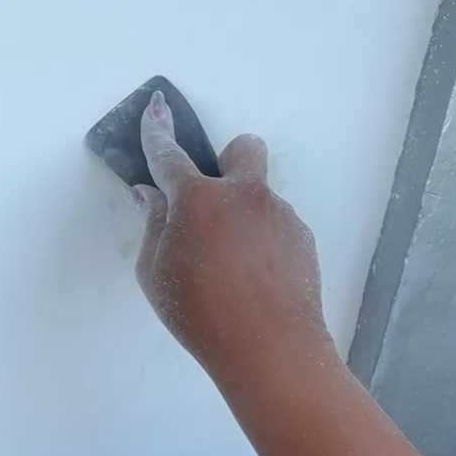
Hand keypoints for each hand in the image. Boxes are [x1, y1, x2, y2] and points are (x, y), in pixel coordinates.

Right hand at [132, 91, 333, 387]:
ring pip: (258, 196)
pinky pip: (275, 224)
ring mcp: (279, 213)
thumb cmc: (198, 313)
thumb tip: (153, 194)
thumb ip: (153, 225)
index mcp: (197, 199)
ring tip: (229, 267)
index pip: (168, 154)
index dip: (157, 130)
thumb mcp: (154, 273)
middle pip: (242, 148)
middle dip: (227, 159)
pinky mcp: (302, 236)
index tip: (156, 106)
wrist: (270, 348)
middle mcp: (243, 194)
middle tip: (212, 198)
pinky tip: (253, 280)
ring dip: (241, 214)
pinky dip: (260, 240)